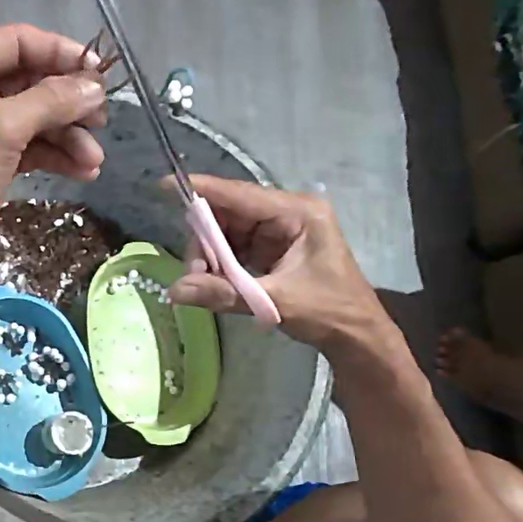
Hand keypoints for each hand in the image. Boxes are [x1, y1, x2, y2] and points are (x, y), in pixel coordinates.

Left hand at [0, 24, 106, 263]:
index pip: (17, 43)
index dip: (59, 52)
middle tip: (101, 119)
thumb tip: (96, 88)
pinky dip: (59, 156)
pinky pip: (35, 147)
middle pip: (34, 82)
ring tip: (94, 158)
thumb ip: (51, 101)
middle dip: (69, 102)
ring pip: (39, 119)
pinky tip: (84, 171)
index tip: (96, 72)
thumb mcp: (2, 129)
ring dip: (70, 136)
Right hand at [165, 174, 390, 350]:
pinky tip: (214, 281)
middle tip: (194, 272)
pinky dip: (221, 264)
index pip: (240, 195)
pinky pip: (235, 248)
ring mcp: (279, 231)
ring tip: (204, 282)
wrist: (356, 336)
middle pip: (230, 213)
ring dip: (211, 255)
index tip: (167, 185)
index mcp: (298, 213)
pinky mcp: (272, 249)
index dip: (203, 191)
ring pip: (228, 232)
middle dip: (205, 240)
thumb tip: (176, 290)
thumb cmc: (328, 311)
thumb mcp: (275, 301)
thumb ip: (225, 293)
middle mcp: (288, 213)